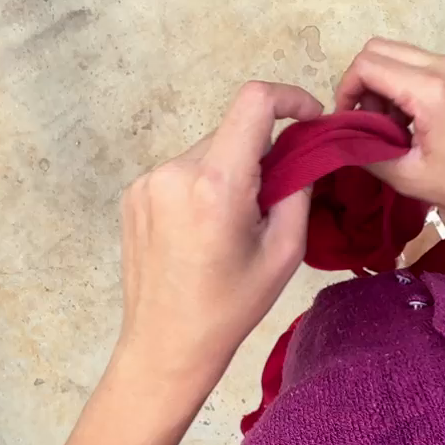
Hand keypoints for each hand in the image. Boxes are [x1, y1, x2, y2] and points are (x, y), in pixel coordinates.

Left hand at [113, 81, 322, 394]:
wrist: (165, 345)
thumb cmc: (230, 307)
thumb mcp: (284, 252)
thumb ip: (299, 189)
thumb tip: (303, 152)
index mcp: (216, 183)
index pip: (255, 102)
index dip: (291, 99)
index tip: (310, 120)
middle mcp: (175, 171)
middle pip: (233, 131)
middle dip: (262, 152)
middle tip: (276, 197)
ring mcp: (148, 181)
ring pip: (207, 151)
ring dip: (231, 169)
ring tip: (234, 222)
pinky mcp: (134, 194)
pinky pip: (182, 170)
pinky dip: (203, 184)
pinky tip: (204, 228)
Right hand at [334, 38, 444, 222]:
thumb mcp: (408, 177)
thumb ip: (365, 152)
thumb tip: (338, 138)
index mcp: (431, 89)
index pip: (367, 65)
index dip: (346, 90)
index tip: (348, 121)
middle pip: (381, 49)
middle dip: (364, 83)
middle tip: (369, 121)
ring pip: (403, 54)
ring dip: (386, 84)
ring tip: (394, 125)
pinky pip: (426, 64)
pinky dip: (409, 84)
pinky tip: (418, 120)